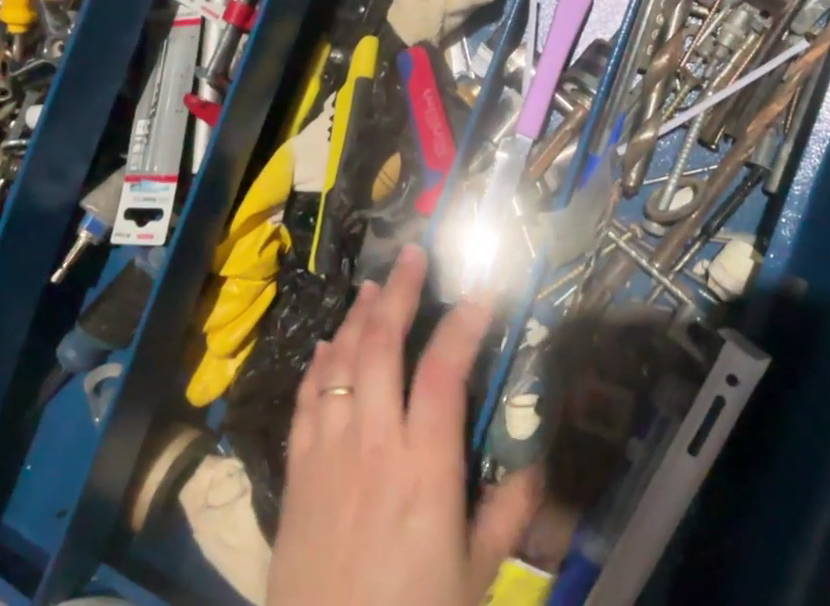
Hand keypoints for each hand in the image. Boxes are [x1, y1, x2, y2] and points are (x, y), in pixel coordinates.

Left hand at [267, 244, 541, 605]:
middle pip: (382, 348)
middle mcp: (373, 444)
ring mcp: (328, 453)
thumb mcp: (476, 573)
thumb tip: (533, 461)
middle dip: (400, 294)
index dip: (464, 325)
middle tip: (413, 256)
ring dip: (358, 318)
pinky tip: (327, 343)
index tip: (482, 294)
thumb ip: (507, 512)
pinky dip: (319, 363)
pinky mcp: (296, 471)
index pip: (444, 372)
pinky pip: (306, 400)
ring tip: (375, 285)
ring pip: (340, 363)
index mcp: (425, 467)